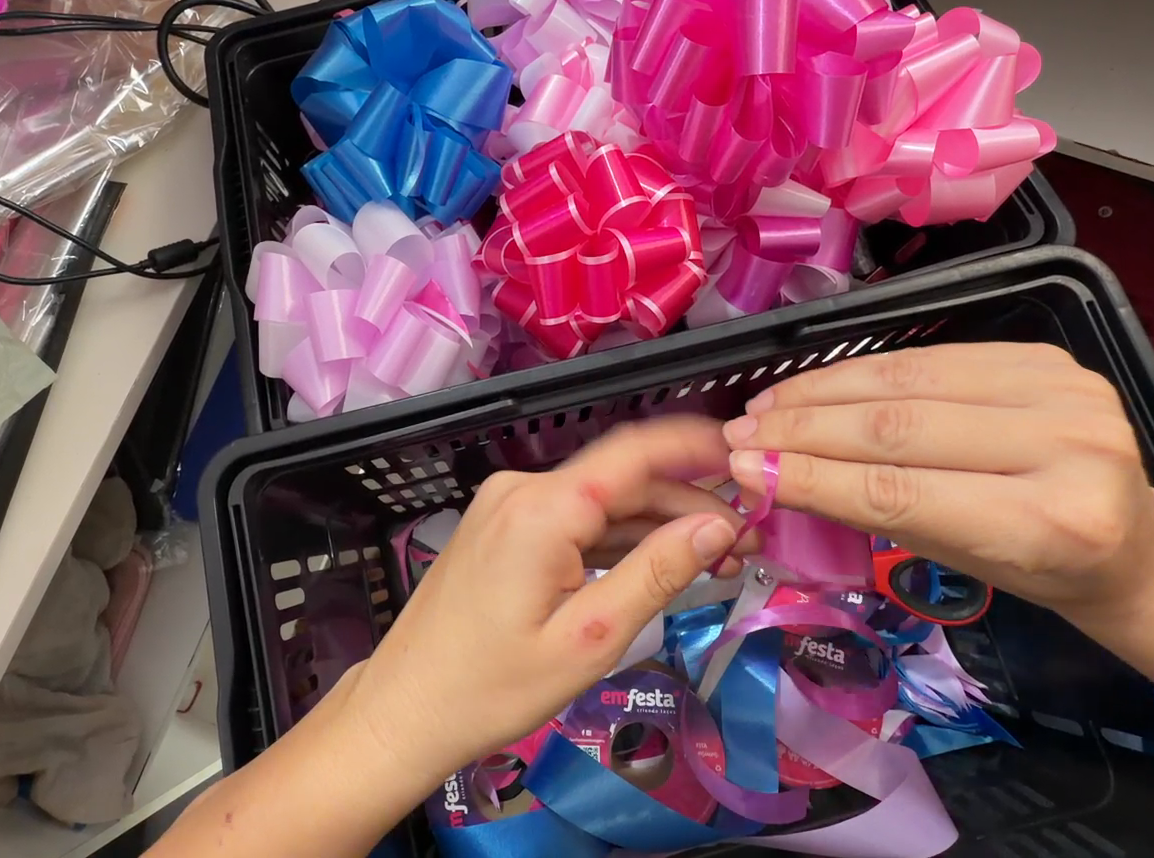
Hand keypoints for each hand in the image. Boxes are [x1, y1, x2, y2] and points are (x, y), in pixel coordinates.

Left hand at [339, 417, 755, 782]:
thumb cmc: (493, 687)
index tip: (745, 458)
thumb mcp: (590, 637)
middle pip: (622, 479)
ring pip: (600, 500)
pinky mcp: (503, 525)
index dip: (695, 446)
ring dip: (656, 523)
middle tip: (747, 541)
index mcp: (544, 507)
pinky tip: (658, 559)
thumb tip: (719, 525)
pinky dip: (616, 537)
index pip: (635, 451)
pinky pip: (573, 519)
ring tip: (717, 556)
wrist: (406, 707)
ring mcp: (508, 504)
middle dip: (687, 504)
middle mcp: (523, 488)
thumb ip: (658, 572)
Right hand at [722, 342, 1153, 621]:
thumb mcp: (953, 558)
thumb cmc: (1035, 567)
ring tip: (764, 405)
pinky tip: (813, 383)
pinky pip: (926, 357)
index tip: (742, 468)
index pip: (899, 492)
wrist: (1130, 542)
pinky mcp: (1045, 356)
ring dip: (819, 391)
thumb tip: (768, 472)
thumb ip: (869, 509)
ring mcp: (1064, 389)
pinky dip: (859, 371)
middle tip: (739, 433)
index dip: (809, 476)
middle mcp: (1070, 446)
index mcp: (1054, 523)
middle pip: (898, 426)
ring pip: (904, 379)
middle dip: (802, 429)